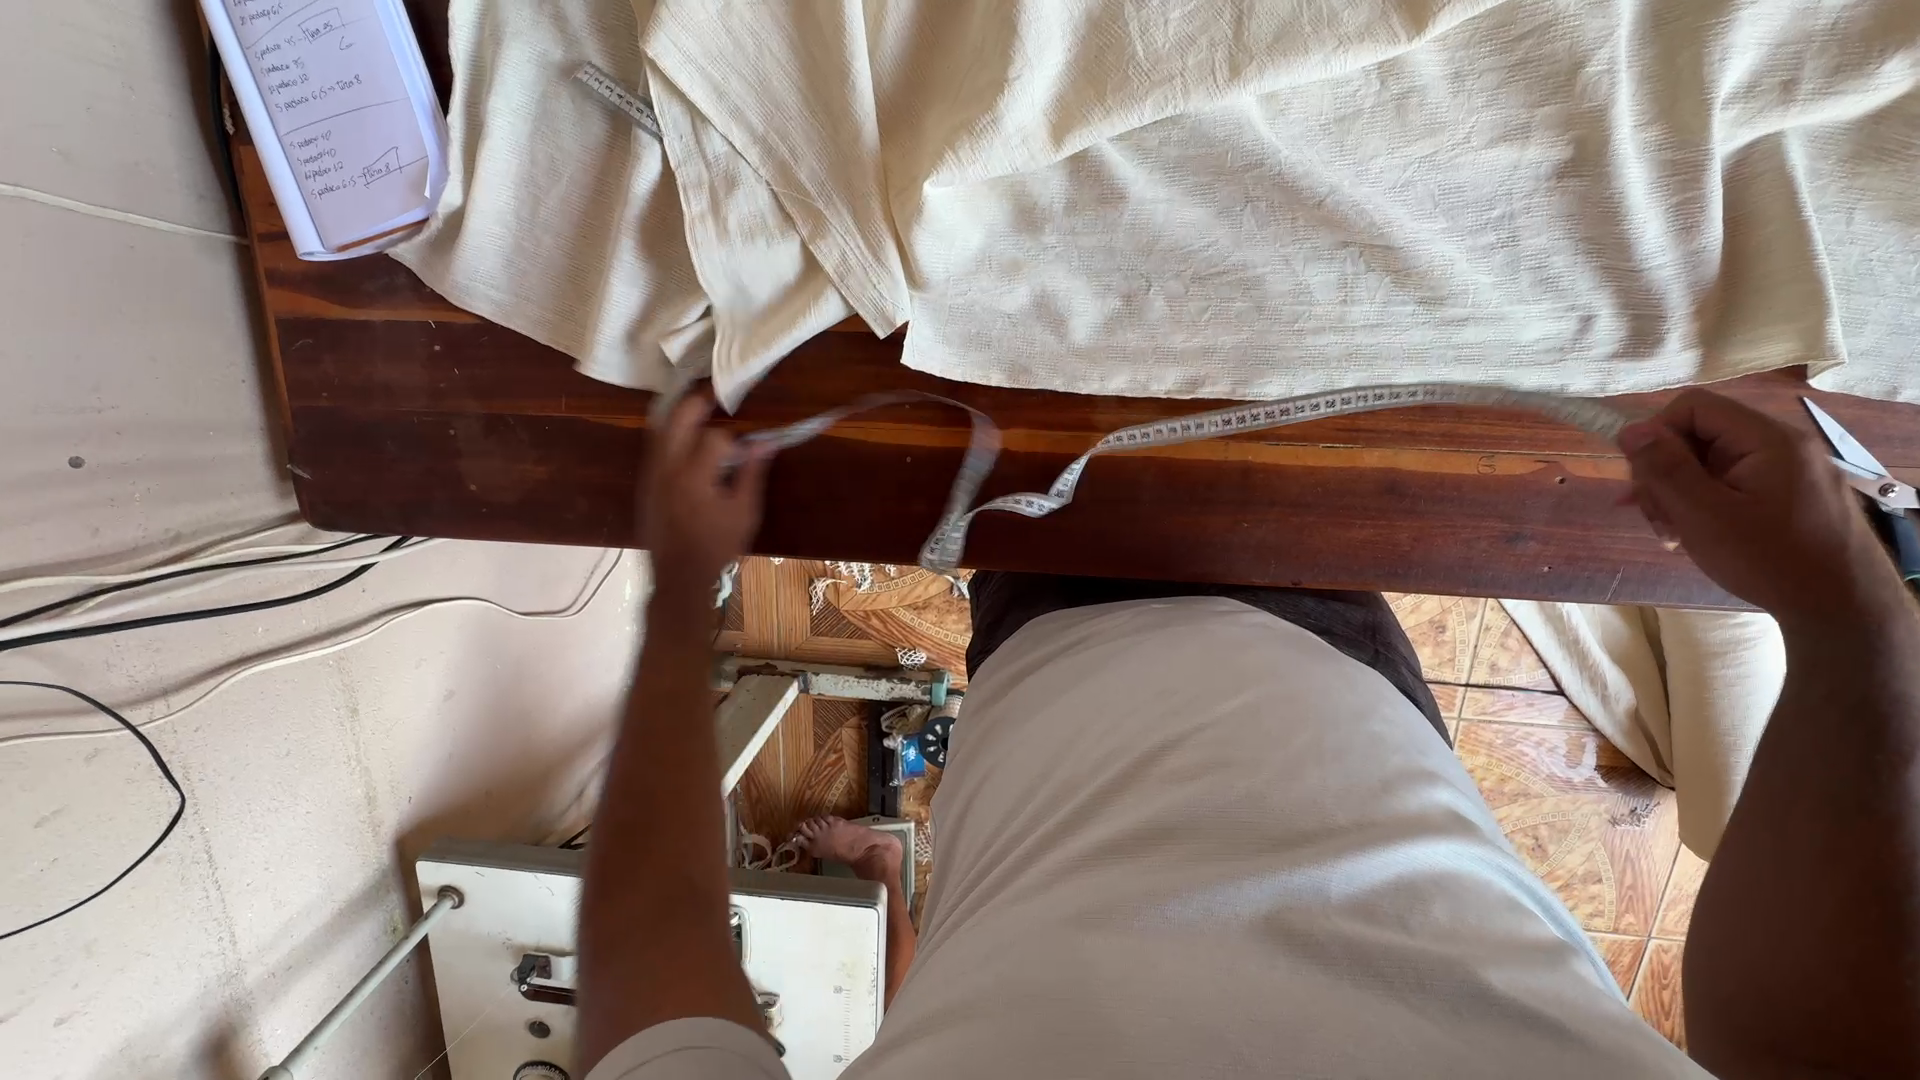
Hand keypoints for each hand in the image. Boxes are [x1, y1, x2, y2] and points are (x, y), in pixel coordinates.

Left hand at [642, 392, 771, 603]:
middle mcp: (667, 468)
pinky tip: (686, 434)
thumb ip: (753, 473)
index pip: (715, 436)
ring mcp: (651, 473)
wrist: (677, 576)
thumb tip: (767, 440)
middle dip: (699, 400)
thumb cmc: (716, 547)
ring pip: (659, 425)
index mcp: (694, 476)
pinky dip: (670, 431)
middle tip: (718, 393)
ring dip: (681, 412)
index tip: (749, 443)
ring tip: (701, 406)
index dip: (736, 436)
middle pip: (678, 416)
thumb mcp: (744, 513)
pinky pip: (654, 444)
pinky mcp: (645, 481)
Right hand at [1618, 389, 1893, 622]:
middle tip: (1654, 515)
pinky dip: (1700, 502)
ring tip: (1672, 532)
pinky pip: (1727, 482)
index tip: (1642, 478)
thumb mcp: (1701, 512)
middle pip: (1696, 435)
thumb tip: (1631, 430)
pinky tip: (1689, 532)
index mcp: (1767, 440)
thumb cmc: (1767, 557)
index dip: (1655, 436)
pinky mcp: (1786, 493)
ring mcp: (1786, 470)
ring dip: (1676, 493)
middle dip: (1663, 472)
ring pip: (1706, 462)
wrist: (1839, 606)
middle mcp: (1781, 445)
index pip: (1692, 407)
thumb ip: (1664, 467)